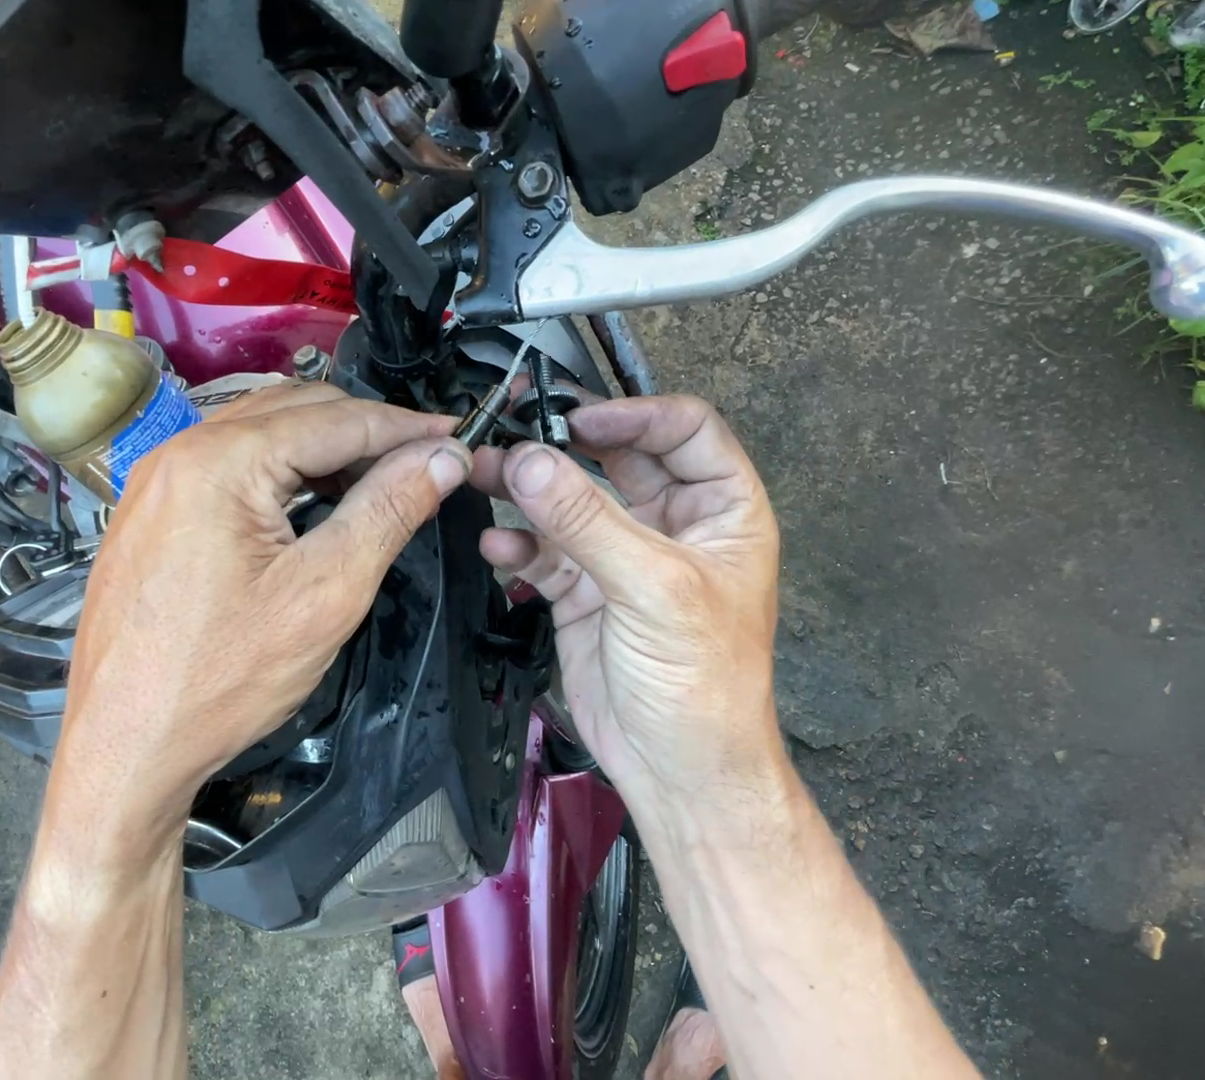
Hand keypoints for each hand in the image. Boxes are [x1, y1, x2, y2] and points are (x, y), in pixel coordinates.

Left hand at [57, 382, 470, 831]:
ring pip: (261, 433)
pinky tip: (312, 500)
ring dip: (325, 446)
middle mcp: (179, 451)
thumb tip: (443, 458)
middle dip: (367, 429)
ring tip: (379, 477)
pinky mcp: (150, 512)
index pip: (337, 419)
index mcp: (220, 460)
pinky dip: (282, 470)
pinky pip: (229, 465)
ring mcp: (156, 481)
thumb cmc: (225, 677)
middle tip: (425, 459)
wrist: (125, 748)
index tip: (457, 437)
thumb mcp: (326, 593)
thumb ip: (388, 512)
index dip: (406, 427)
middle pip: (296, 411)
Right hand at [471, 395, 781, 810]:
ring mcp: (621, 556)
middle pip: (614, 459)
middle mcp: (672, 523)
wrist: (675, 769)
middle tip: (509, 432)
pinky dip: (517, 544)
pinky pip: (543, 550)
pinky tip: (497, 548)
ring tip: (482, 477)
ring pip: (569, 502)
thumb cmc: (701, 680)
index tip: (574, 418)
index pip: (683, 430)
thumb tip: (526, 460)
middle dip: (563, 446)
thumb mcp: (653, 588)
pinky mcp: (581, 591)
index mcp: (722, 510)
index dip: (632, 414)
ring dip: (525, 489)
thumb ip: (587, 520)